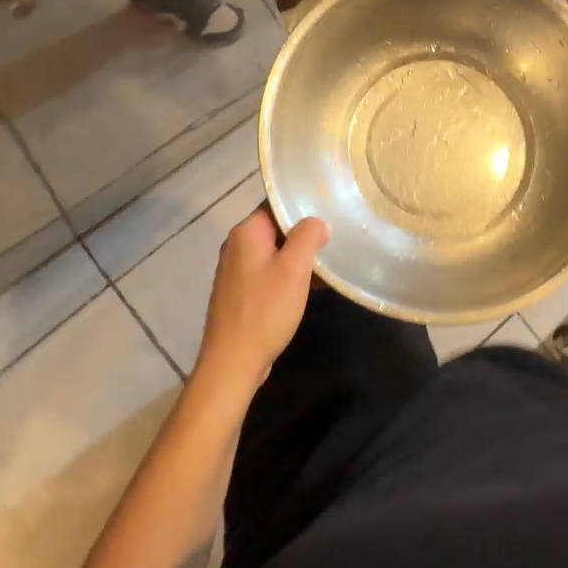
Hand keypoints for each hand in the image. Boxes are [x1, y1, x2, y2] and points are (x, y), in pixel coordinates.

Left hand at [196, 209, 329, 394]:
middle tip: (334, 241)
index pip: (277, 204)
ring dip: (299, 258)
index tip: (330, 213)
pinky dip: (289, 276)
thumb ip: (308, 236)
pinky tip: (310, 289)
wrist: (233, 363)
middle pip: (277, 228)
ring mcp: (236, 271)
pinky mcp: (240, 293)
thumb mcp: (294, 268)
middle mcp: (236, 246)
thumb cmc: (265, 310)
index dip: (304, 207)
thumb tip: (318, 222)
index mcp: (246, 233)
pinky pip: (269, 273)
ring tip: (328, 265)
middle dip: (305, 235)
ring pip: (275, 252)